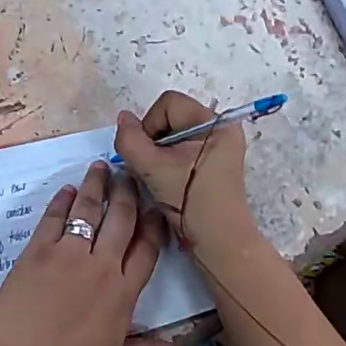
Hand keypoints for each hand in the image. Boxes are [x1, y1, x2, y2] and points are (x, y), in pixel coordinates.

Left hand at [0, 162, 184, 345]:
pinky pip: (55, 218)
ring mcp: (68, 253)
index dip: (154, 227)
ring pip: (89, 209)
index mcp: (123, 293)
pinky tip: (68, 189)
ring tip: (102, 167)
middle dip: (128, 194)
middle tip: (130, 175)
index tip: (157, 208)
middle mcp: (101, 265)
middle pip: (121, 220)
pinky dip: (62, 201)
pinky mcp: (38, 249)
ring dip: (97, 186)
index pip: (147, 250)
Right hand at [115, 91, 252, 249]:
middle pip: (171, 117)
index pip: (167, 104)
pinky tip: (167, 181)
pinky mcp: (214, 162)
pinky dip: (169, 161)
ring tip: (158, 177)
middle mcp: (221, 128)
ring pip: (174, 134)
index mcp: (215, 122)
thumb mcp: (153, 168)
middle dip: (153, 140)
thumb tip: (123, 118)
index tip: (146, 155)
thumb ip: (130, 139)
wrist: (220, 242)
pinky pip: (183, 149)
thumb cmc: (190, 201)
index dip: (149, 125)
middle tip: (150, 168)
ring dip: (158, 153)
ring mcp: (219, 146)